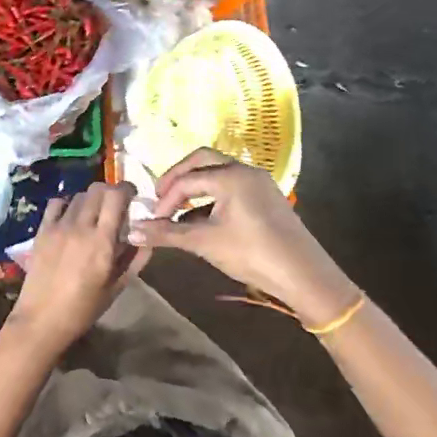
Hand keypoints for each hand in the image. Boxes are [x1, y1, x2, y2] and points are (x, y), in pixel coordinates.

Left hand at [6, 183, 147, 356]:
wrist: (42, 319)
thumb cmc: (84, 308)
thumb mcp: (117, 287)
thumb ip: (136, 259)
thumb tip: (148, 236)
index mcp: (102, 241)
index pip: (116, 196)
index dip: (127, 189)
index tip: (132, 197)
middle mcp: (81, 226)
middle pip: (97, 189)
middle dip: (111, 191)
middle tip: (115, 205)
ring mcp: (58, 226)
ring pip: (79, 195)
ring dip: (91, 199)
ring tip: (94, 214)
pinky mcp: (42, 230)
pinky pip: (57, 203)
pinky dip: (68, 204)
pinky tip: (71, 217)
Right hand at [128, 149, 359, 324]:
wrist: (304, 276)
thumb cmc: (252, 254)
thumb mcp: (205, 243)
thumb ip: (167, 234)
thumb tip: (131, 230)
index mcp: (230, 175)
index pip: (186, 179)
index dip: (165, 199)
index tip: (153, 220)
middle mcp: (245, 170)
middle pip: (202, 160)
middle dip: (178, 178)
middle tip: (161, 198)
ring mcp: (259, 182)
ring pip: (218, 172)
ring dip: (195, 187)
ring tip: (178, 211)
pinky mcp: (266, 196)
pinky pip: (231, 185)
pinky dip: (212, 196)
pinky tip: (203, 220)